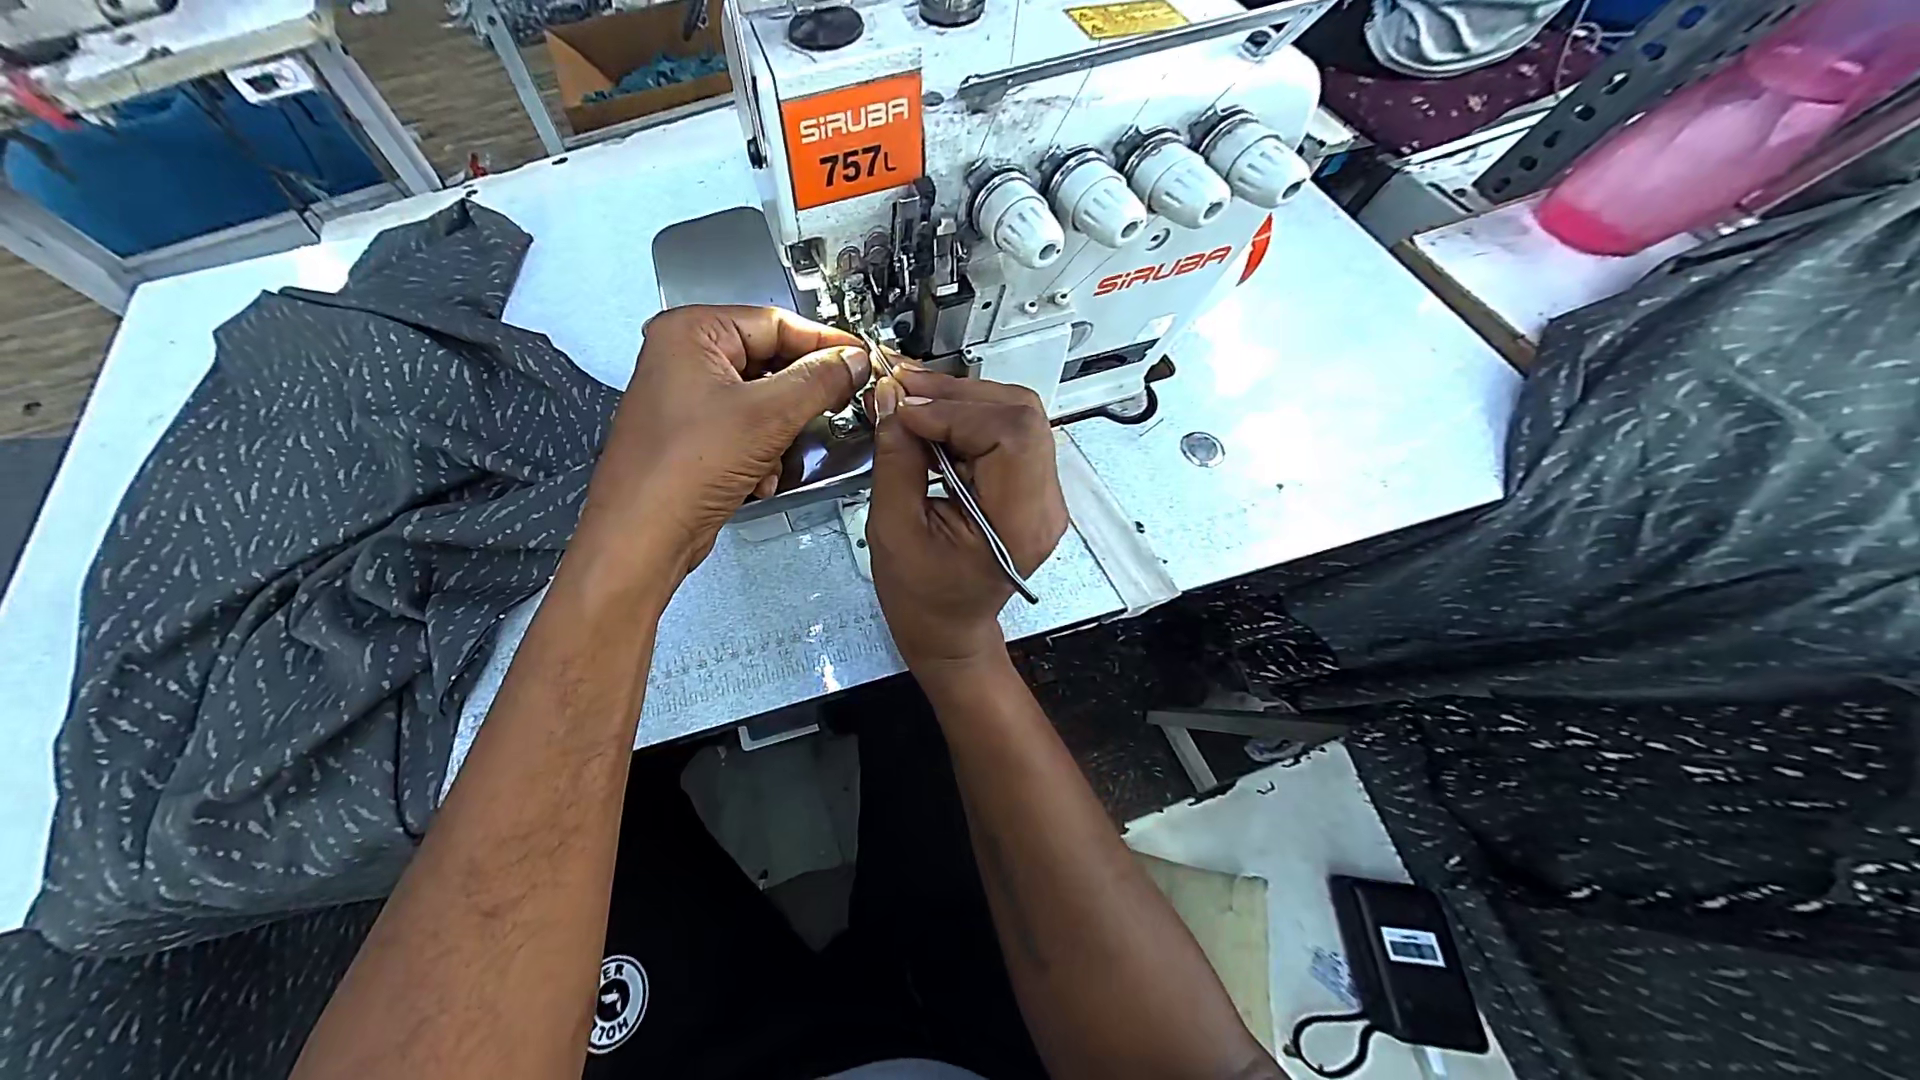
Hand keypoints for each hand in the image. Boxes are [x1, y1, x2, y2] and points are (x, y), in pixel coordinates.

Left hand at [574, 305, 867, 583]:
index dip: (823, 343)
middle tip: (834, 403)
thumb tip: (850, 361)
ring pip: (767, 400)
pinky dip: (765, 451)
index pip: (777, 322)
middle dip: (801, 396)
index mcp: (690, 333)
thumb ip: (819, 380)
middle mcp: (685, 360)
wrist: (644, 536)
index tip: (857, 359)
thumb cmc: (674, 474)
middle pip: (773, 361)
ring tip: (778, 450)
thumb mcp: (767, 416)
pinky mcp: (700, 435)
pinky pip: (752, 429)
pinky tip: (758, 473)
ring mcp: (691, 399)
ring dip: (782, 431)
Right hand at [867, 367, 1067, 672]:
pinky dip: (967, 419)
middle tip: (902, 390)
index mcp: (1020, 523)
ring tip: (911, 404)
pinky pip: (1008, 434)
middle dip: (956, 394)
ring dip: (961, 402)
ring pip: (1016, 415)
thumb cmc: (923, 600)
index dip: (952, 410)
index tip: (902, 407)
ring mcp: (1043, 494)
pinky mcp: (1029, 487)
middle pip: (1020, 414)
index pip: (1009, 433)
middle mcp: (1045, 505)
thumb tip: (893, 401)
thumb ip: (897, 460)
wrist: (949, 629)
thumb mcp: (893, 531)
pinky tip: (932, 424)